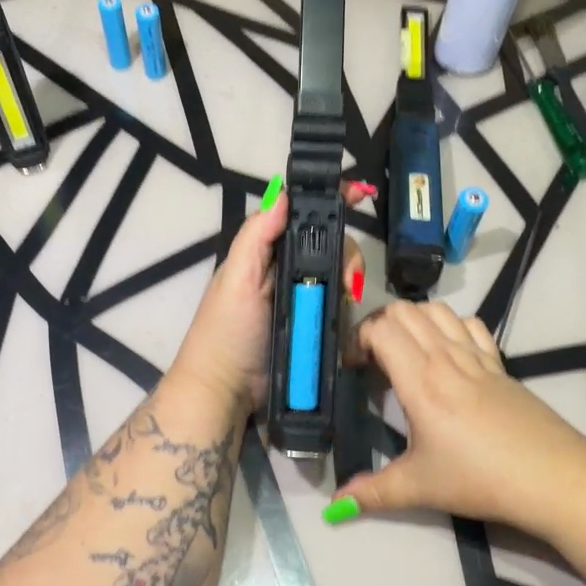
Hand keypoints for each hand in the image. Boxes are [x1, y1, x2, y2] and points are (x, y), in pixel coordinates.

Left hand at [169, 184, 368, 412]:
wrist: (228, 392)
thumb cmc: (226, 330)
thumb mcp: (237, 277)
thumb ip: (257, 235)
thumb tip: (283, 193)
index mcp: (268, 253)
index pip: (303, 218)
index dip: (331, 204)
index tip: (359, 194)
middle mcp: (289, 271)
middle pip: (332, 245)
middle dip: (347, 252)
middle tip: (348, 276)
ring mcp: (306, 300)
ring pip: (342, 275)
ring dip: (350, 280)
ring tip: (347, 296)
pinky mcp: (318, 327)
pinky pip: (344, 308)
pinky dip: (350, 308)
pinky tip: (348, 314)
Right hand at [334, 301, 585, 533]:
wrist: (552, 477)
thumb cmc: (480, 478)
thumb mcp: (419, 488)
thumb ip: (373, 493)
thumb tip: (336, 507)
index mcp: (421, 380)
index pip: (381, 329)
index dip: (358, 339)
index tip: (354, 367)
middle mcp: (446, 357)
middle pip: (405, 310)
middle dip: (380, 324)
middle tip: (373, 357)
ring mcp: (477, 357)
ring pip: (437, 310)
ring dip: (414, 319)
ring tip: (406, 350)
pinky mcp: (499, 364)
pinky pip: (470, 324)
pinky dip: (450, 325)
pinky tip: (447, 351)